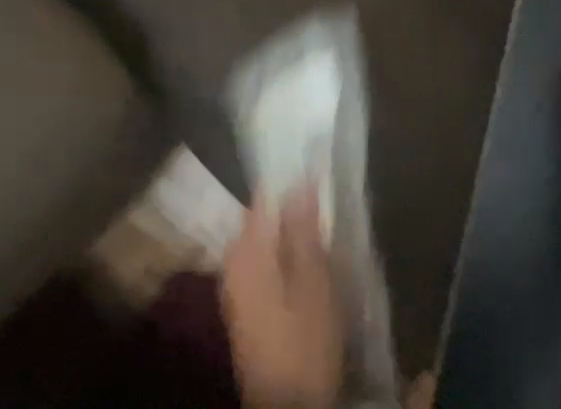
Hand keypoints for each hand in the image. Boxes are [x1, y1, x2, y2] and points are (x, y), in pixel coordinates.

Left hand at [222, 188, 342, 408]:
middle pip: (264, 219)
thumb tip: (301, 179)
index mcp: (246, 250)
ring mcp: (235, 284)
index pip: (264, 195)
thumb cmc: (304, 341)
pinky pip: (265, 263)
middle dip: (294, 212)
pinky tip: (309, 269)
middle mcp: (232, 261)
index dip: (291, 181)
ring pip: (267, 242)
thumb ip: (305, 229)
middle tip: (328, 214)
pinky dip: (286, 259)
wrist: (285, 404)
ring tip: (325, 240)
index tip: (318, 174)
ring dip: (293, 237)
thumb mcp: (314, 282)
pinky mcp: (244, 304)